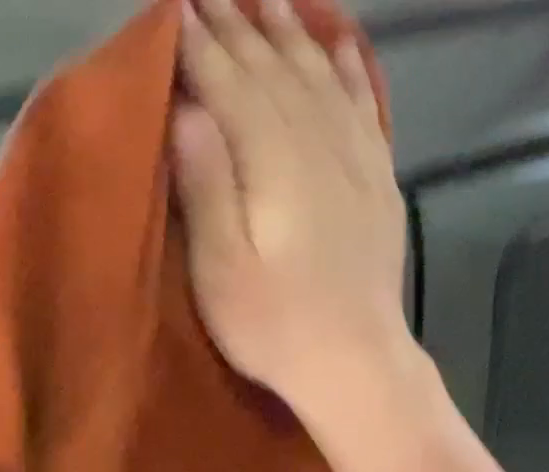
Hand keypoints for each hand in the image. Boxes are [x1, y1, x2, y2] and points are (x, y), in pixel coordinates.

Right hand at [173, 0, 418, 422]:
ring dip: (288, 34)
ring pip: (319, 76)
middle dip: (238, 29)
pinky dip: (348, 66)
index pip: (231, 87)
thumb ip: (207, 184)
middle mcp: (320, 143)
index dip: (200, 47)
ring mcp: (355, 157)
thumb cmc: (272, 323)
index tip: (173, 12)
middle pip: (274, 71)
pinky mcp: (375, 178)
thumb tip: (188, 110)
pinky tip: (339, 43)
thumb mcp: (220, 266)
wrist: (355, 360)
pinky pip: (362, 102)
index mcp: (275, 161)